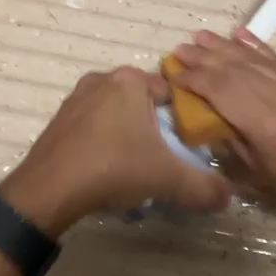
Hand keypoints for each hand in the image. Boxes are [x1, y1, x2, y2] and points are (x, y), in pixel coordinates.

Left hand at [0, 67, 230, 235]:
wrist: (47, 190)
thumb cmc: (112, 168)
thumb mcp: (166, 179)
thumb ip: (202, 186)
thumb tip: (227, 196)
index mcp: (131, 81)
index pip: (171, 92)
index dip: (183, 120)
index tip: (186, 148)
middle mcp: (103, 80)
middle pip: (143, 103)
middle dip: (154, 129)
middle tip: (162, 161)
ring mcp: (76, 98)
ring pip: (117, 115)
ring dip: (128, 136)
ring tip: (134, 170)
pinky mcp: (59, 120)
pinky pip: (93, 127)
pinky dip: (104, 144)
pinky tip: (107, 172)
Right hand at [169, 29, 275, 229]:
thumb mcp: (260, 179)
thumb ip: (232, 146)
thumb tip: (207, 123)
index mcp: (263, 124)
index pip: (220, 91)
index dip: (194, 80)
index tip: (173, 74)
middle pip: (233, 69)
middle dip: (203, 58)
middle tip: (178, 50)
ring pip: (252, 59)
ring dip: (224, 47)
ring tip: (200, 36)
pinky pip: (275, 59)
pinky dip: (256, 45)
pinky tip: (240, 35)